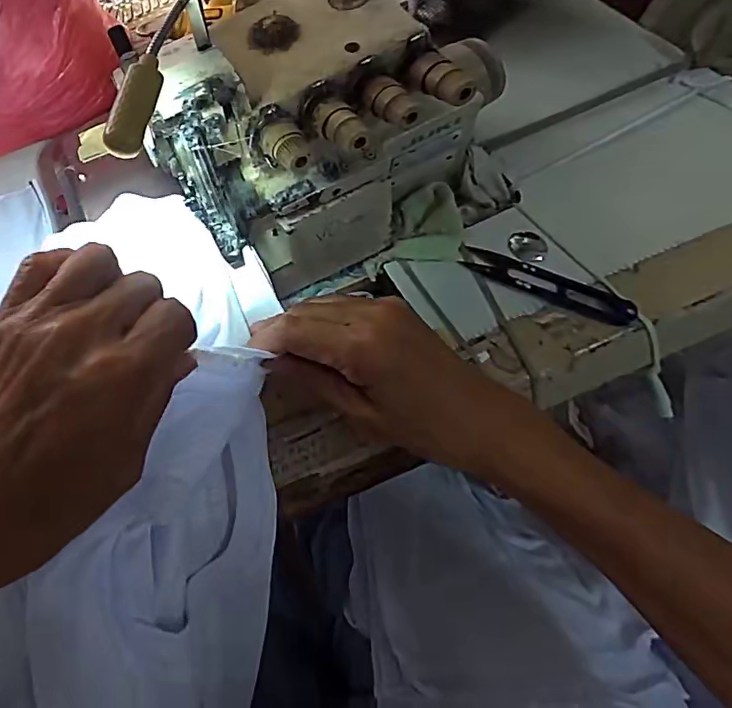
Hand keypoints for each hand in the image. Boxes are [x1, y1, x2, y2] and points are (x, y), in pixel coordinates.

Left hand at [0, 243, 197, 598]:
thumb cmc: (56, 502)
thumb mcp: (126, 462)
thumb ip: (155, 398)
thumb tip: (179, 355)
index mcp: (121, 374)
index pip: (173, 315)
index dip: (178, 333)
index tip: (167, 350)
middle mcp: (82, 332)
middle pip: (140, 282)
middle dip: (149, 309)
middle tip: (135, 337)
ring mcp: (37, 318)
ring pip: (95, 257)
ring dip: (111, 281)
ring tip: (103, 311)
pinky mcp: (3, 317)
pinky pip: (40, 262)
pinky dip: (63, 268)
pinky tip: (68, 296)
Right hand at [252, 295, 550, 479]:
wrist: (487, 420)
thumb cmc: (426, 429)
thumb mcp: (362, 414)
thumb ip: (312, 381)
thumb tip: (269, 363)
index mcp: (362, 345)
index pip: (295, 329)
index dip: (264, 339)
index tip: (245, 355)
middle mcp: (369, 313)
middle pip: (303, 311)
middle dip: (276, 329)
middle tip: (258, 355)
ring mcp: (382, 305)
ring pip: (320, 303)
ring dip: (297, 322)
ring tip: (282, 349)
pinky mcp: (391, 305)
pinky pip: (341, 303)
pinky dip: (320, 318)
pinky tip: (315, 339)